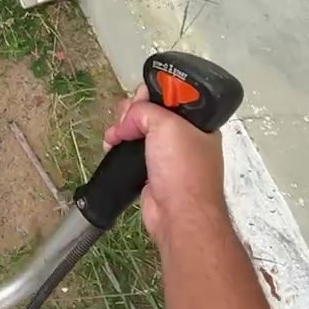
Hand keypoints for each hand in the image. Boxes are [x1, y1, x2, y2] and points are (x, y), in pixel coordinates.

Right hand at [103, 84, 228, 247]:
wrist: (179, 214)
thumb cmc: (181, 167)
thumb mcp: (166, 125)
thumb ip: (144, 111)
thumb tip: (126, 122)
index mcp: (197, 123)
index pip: (171, 97)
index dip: (151, 94)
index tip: (138, 99)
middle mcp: (184, 137)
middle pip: (150, 111)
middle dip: (131, 112)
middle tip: (124, 119)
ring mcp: (167, 155)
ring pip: (138, 129)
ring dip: (121, 128)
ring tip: (114, 136)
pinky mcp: (152, 170)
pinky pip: (132, 148)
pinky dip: (119, 144)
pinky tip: (111, 145)